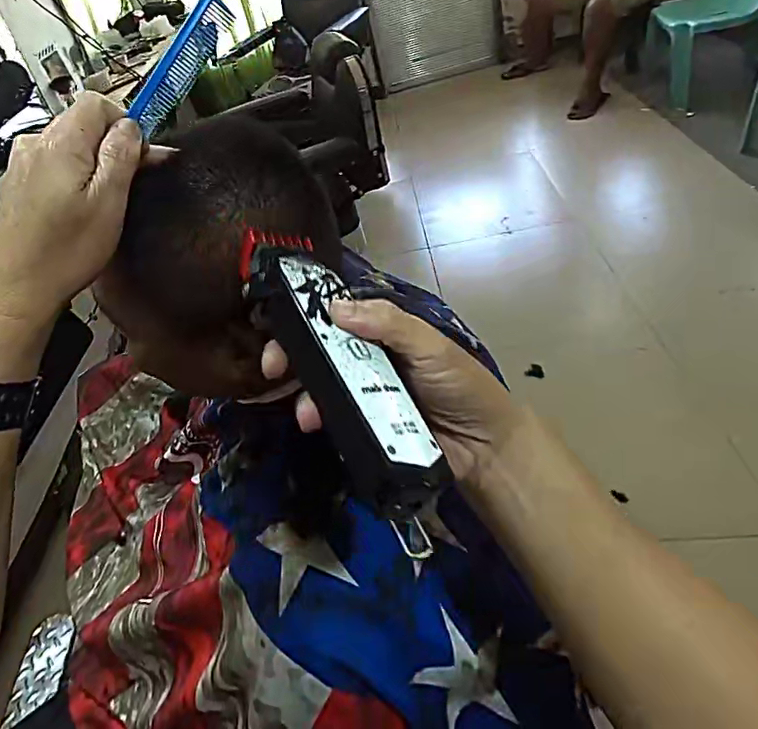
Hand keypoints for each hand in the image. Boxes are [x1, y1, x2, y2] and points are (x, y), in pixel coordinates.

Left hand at [0, 94, 141, 381]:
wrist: (15, 291)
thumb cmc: (63, 252)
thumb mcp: (109, 200)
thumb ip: (122, 154)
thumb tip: (131, 126)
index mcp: (59, 142)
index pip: (97, 102)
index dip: (125, 122)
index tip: (140, 153)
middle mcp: (35, 144)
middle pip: (85, 121)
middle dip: (113, 144)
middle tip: (132, 181)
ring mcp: (22, 164)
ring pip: (72, 144)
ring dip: (96, 162)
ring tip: (107, 200)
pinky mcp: (18, 183)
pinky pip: (56, 163)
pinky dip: (76, 176)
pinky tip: (82, 207)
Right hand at [260, 298, 523, 483]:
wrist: (484, 448)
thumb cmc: (461, 385)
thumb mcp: (430, 345)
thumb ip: (388, 324)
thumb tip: (335, 308)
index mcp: (384, 332)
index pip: (338, 317)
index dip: (308, 317)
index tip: (282, 324)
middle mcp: (368, 360)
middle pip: (320, 351)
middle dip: (291, 356)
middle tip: (273, 367)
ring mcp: (364, 395)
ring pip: (321, 386)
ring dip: (303, 392)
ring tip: (305, 410)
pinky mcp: (362, 428)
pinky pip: (332, 418)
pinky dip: (318, 418)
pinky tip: (313, 423)